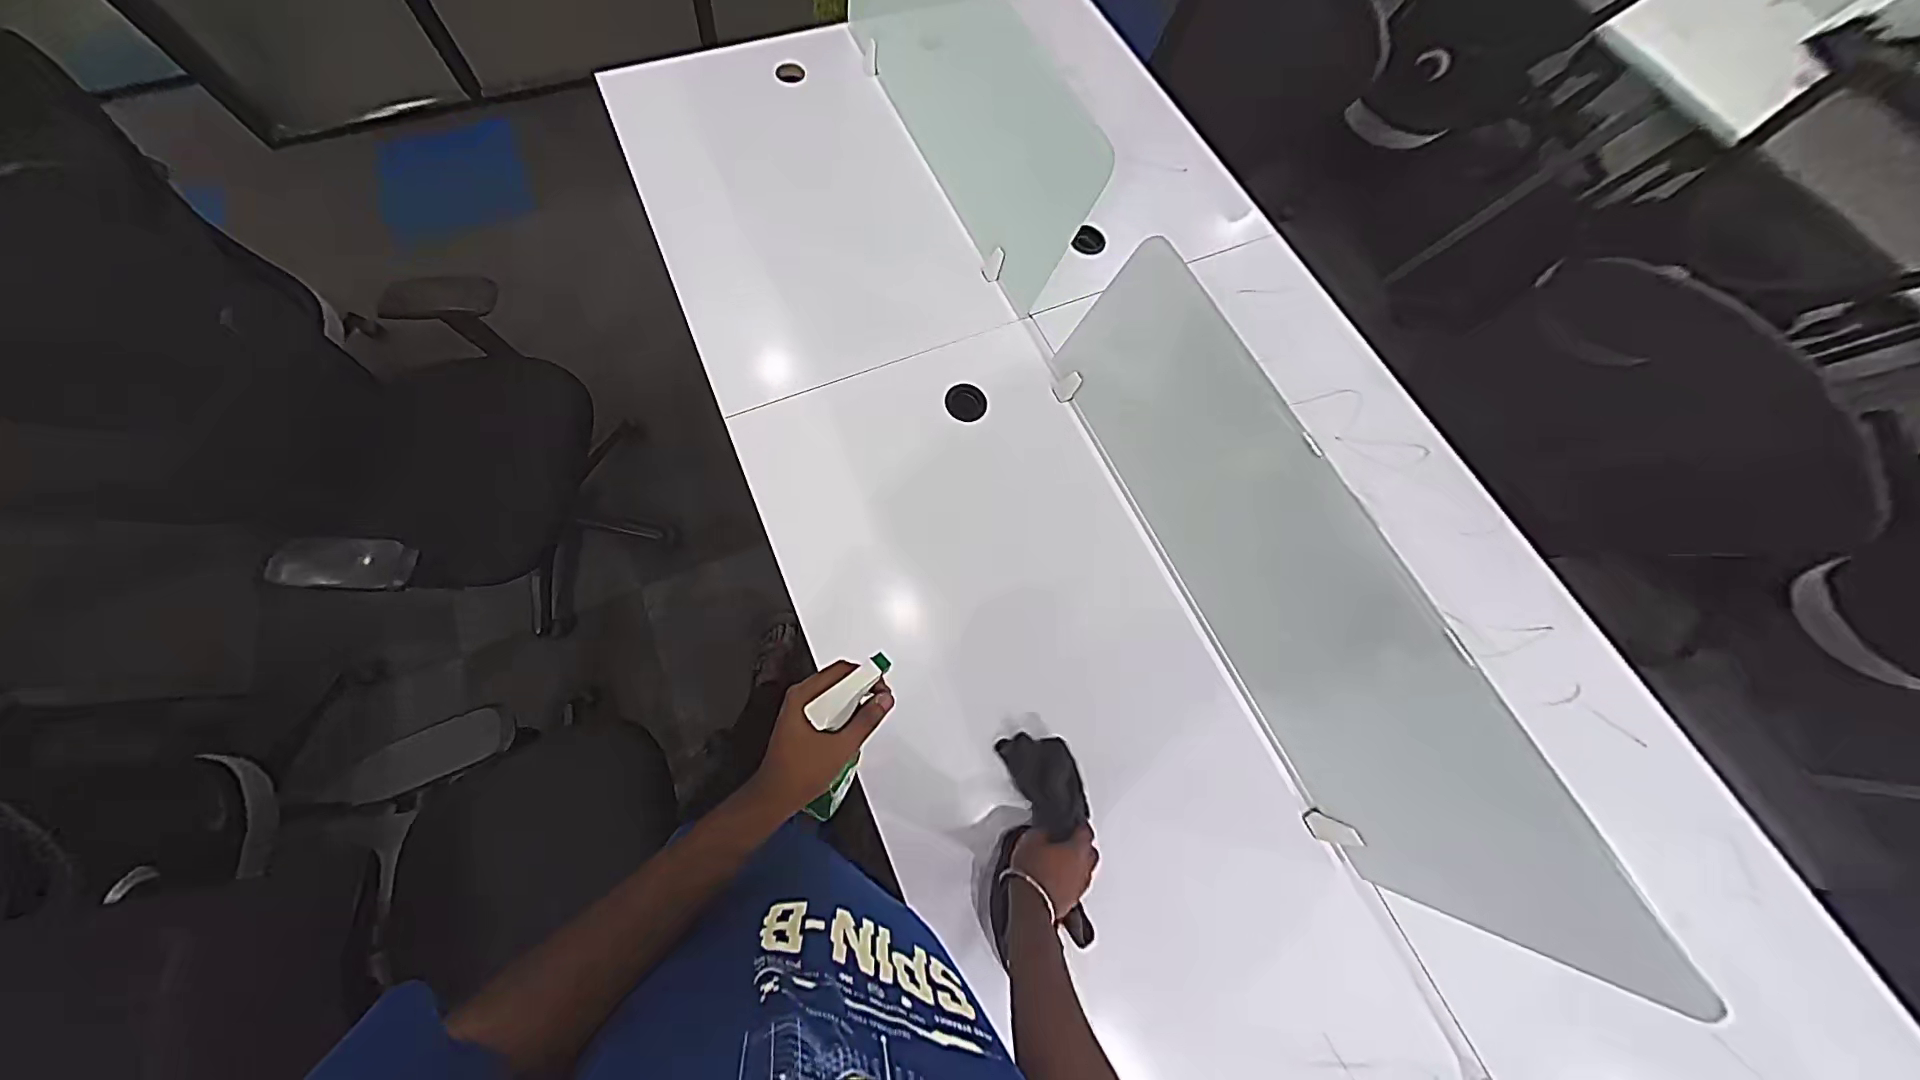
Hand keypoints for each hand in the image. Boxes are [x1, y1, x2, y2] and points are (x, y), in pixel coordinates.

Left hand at [747, 660, 893, 815]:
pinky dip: (843, 714)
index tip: (882, 690)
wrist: (775, 797)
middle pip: (838, 680)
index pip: (842, 670)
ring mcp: (799, 710)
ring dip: (854, 704)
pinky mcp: (802, 722)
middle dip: (863, 690)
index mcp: (803, 696)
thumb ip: (866, 720)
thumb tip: (883, 700)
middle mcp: (799, 698)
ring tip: (865, 721)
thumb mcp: (841, 746)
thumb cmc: (799, 774)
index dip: (867, 676)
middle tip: (878, 704)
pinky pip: (828, 708)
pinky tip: (850, 732)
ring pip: (835, 695)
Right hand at [1011, 824, 1098, 921]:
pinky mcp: (1072, 902)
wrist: (1031, 902)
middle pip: (1090, 852)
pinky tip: (1059, 879)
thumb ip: (1043, 832)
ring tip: (1064, 861)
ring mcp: (1080, 886)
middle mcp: (1084, 867)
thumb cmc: (1034, 871)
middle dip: (1083, 846)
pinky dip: (1070, 881)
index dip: (1080, 826)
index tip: (1076, 825)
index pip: (1086, 831)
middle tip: (1071, 842)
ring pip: (1085, 871)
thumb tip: (1046, 832)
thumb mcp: (1032, 839)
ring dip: (1077, 865)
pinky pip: (1076, 886)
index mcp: (1078, 848)